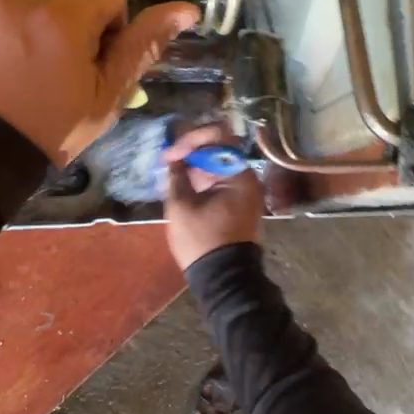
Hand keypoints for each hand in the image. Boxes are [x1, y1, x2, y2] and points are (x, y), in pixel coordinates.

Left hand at [0, 0, 199, 163]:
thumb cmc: (37, 135)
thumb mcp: (101, 102)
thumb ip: (142, 48)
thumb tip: (186, 8)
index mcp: (61, 16)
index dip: (103, 22)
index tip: (84, 57)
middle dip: (62, 8)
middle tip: (45, 57)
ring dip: (19, 1)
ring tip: (4, 50)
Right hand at [163, 127, 263, 269]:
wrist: (224, 278)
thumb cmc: (202, 241)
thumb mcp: (181, 206)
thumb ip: (176, 175)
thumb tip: (174, 158)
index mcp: (238, 174)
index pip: (218, 135)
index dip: (191, 138)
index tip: (171, 155)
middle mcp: (247, 177)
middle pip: (218, 149)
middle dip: (190, 152)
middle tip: (166, 162)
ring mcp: (245, 190)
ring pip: (217, 165)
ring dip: (194, 166)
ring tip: (170, 175)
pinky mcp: (239, 202)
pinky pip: (220, 180)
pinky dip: (202, 179)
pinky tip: (182, 186)